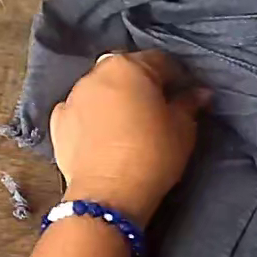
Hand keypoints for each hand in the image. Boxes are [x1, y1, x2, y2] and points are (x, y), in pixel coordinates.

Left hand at [52, 50, 207, 225]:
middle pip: (126, 73)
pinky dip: (91, 118)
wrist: (107, 194)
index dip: (177, 78)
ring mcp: (73, 97)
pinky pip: (79, 113)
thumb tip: (198, 93)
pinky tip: (101, 136)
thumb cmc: (152, 155)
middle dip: (142, 86)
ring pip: (100, 90)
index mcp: (130, 66)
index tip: (186, 96)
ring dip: (114, 101)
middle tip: (157, 111)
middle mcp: (97, 73)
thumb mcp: (182, 129)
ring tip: (127, 126)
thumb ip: (189, 104)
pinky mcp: (58, 123)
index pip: (161, 62)